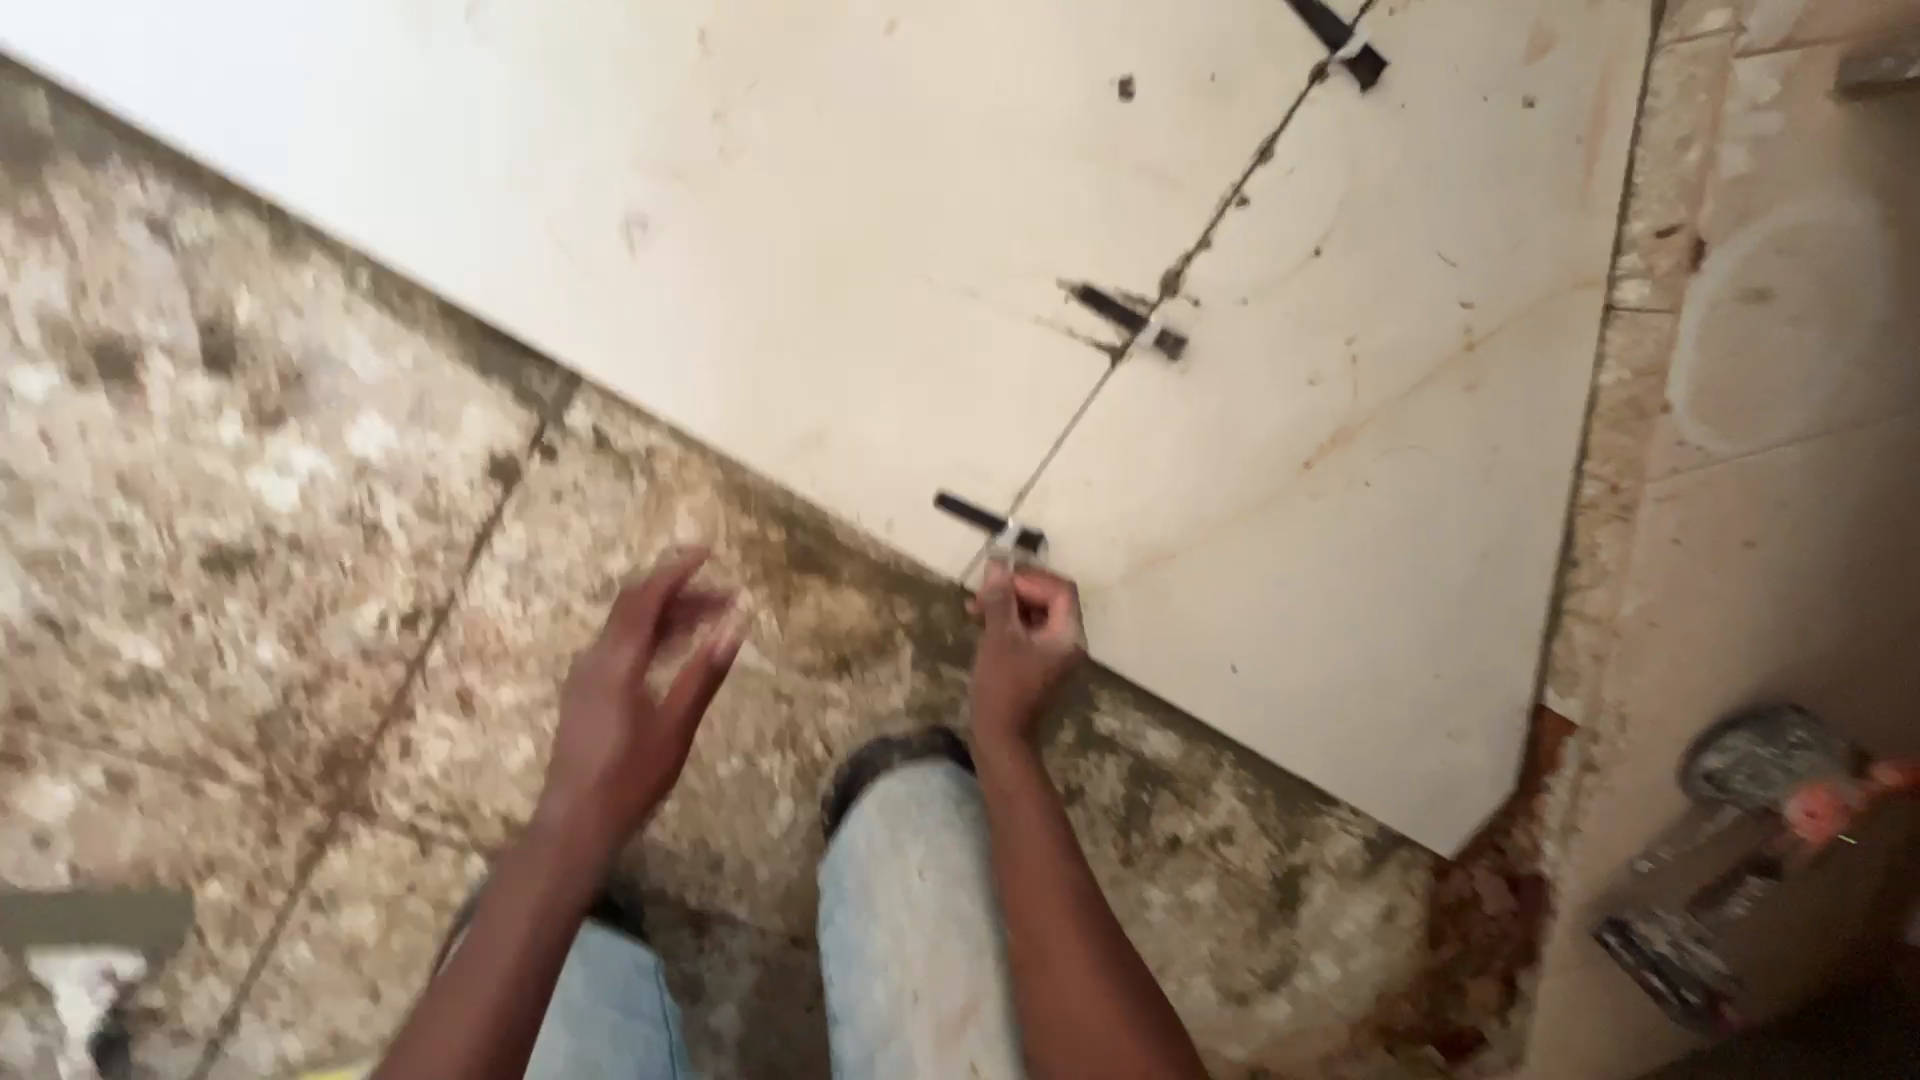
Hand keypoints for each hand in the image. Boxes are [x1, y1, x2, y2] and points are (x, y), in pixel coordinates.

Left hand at [533, 548, 745, 861]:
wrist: (574, 824)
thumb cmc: (630, 778)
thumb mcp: (676, 726)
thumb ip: (705, 673)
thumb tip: (735, 627)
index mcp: (615, 662)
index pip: (645, 598)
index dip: (676, 571)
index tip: (708, 553)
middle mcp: (595, 659)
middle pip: (637, 607)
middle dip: (681, 592)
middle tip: (726, 596)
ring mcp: (586, 675)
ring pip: (630, 627)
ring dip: (670, 616)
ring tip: (713, 619)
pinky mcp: (587, 692)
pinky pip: (623, 646)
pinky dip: (655, 636)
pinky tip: (680, 650)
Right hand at [969, 559, 1085, 746]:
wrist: (1001, 736)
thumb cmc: (1002, 686)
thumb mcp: (999, 637)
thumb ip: (1001, 599)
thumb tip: (997, 564)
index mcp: (1069, 635)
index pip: (1061, 589)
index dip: (1031, 579)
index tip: (1000, 582)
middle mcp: (1069, 641)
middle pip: (1049, 598)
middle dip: (1016, 590)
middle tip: (983, 592)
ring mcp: (1055, 653)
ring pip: (1035, 613)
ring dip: (1008, 604)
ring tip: (976, 605)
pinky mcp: (1039, 661)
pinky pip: (1028, 630)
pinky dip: (1008, 621)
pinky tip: (981, 619)